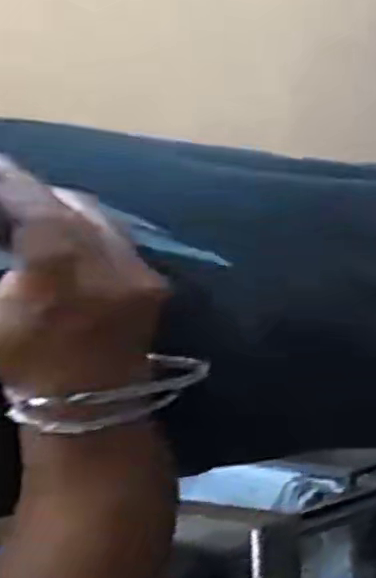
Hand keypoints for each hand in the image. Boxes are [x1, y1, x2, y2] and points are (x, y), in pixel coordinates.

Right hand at [0, 157, 167, 395]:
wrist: (91, 396)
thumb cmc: (19, 359)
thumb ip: (5, 257)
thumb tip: (6, 224)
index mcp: (66, 279)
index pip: (43, 214)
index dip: (10, 182)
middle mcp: (119, 272)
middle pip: (77, 211)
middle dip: (32, 189)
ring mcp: (146, 278)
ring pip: (102, 222)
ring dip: (60, 204)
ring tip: (17, 195)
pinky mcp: (157, 285)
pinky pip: (118, 240)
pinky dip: (84, 224)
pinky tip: (53, 221)